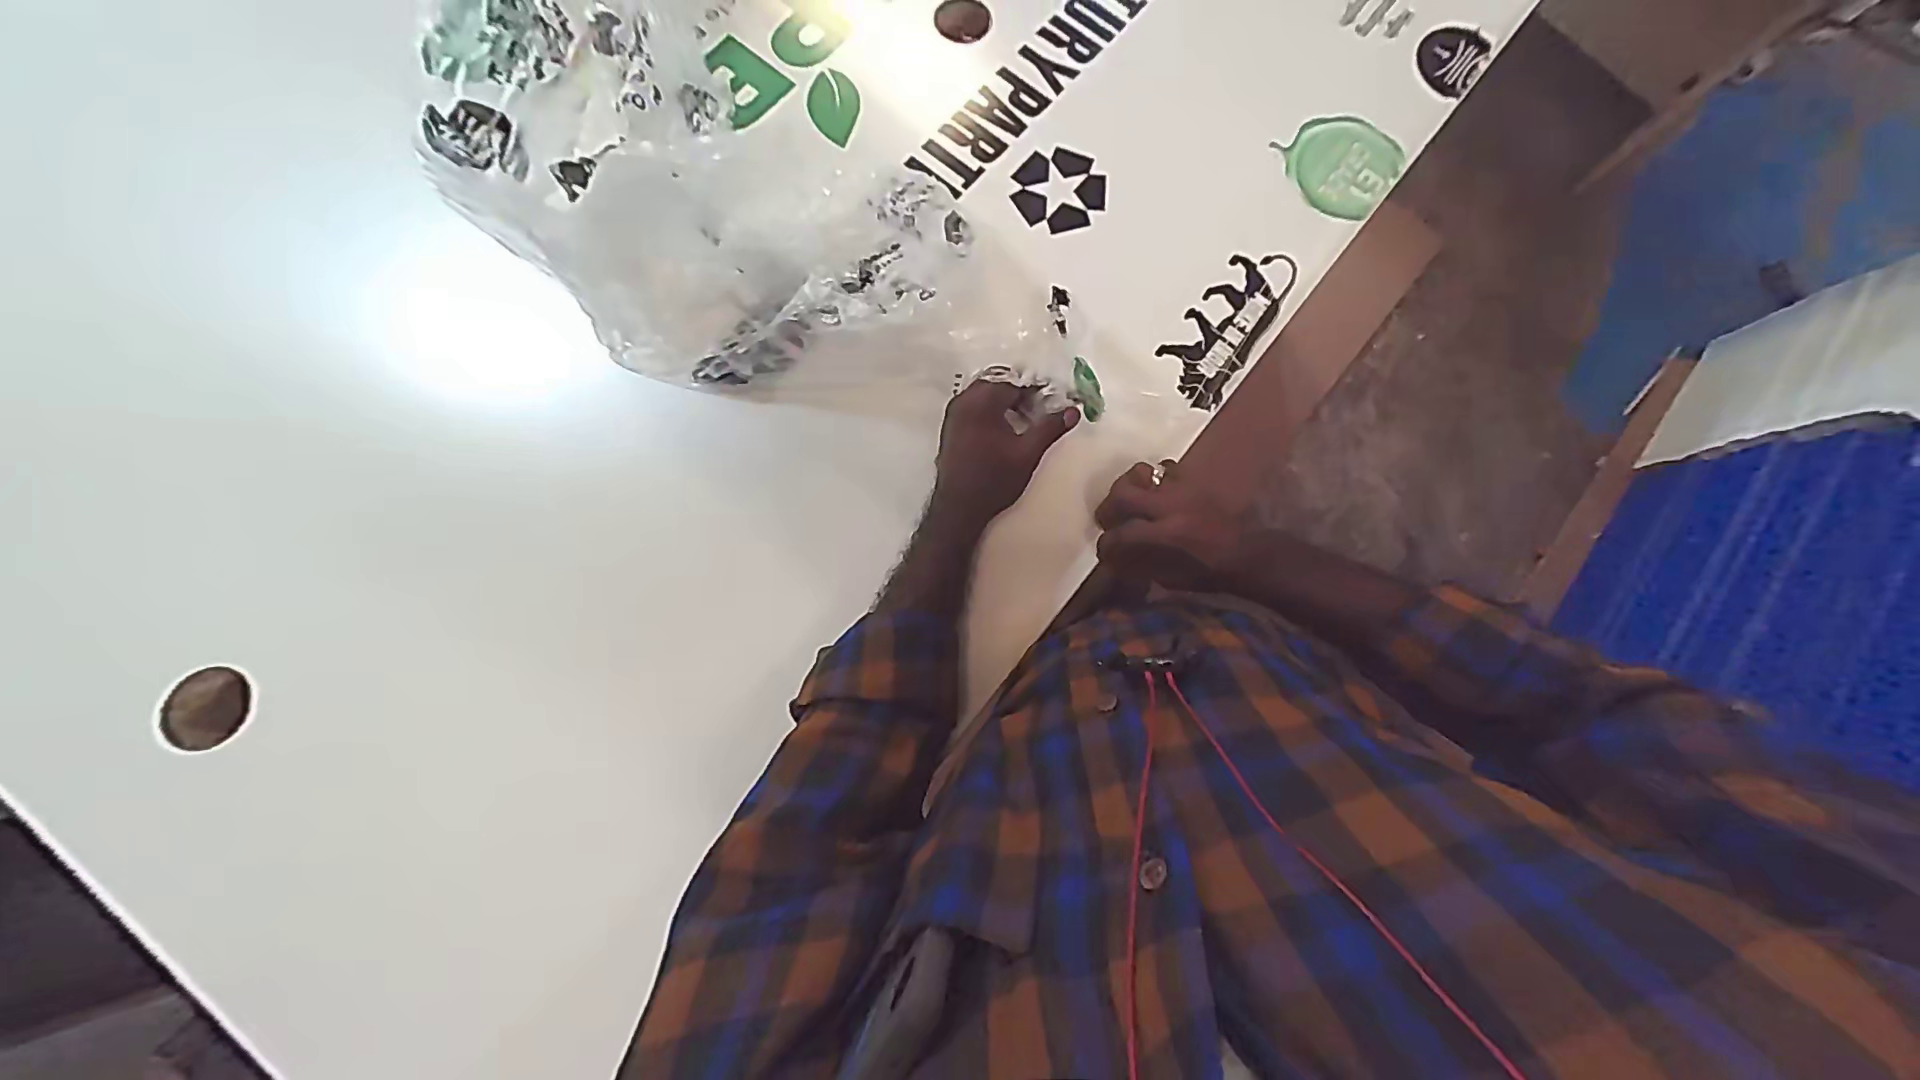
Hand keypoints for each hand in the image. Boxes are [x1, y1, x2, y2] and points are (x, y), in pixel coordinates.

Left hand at [930, 380, 1079, 530]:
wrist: (959, 507)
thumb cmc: (994, 480)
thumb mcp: (1027, 454)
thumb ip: (1050, 428)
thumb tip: (1073, 410)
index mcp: (982, 402)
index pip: (1014, 382)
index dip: (1035, 389)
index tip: (1051, 401)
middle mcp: (964, 401)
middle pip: (997, 383)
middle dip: (1019, 392)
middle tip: (1038, 410)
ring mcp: (953, 414)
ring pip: (983, 393)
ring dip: (1004, 401)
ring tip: (1023, 421)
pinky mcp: (949, 427)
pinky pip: (972, 406)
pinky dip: (989, 410)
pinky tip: (1003, 430)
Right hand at [1095, 461, 1255, 590]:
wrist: (1250, 554)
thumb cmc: (1210, 573)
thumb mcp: (1170, 578)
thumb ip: (1140, 565)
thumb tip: (1115, 560)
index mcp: (1168, 535)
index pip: (1121, 535)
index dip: (1106, 545)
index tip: (1104, 553)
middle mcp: (1172, 506)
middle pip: (1123, 494)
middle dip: (1108, 509)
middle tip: (1108, 521)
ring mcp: (1183, 489)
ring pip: (1141, 472)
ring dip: (1130, 487)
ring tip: (1131, 501)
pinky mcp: (1194, 482)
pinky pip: (1166, 469)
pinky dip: (1155, 479)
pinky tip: (1156, 494)